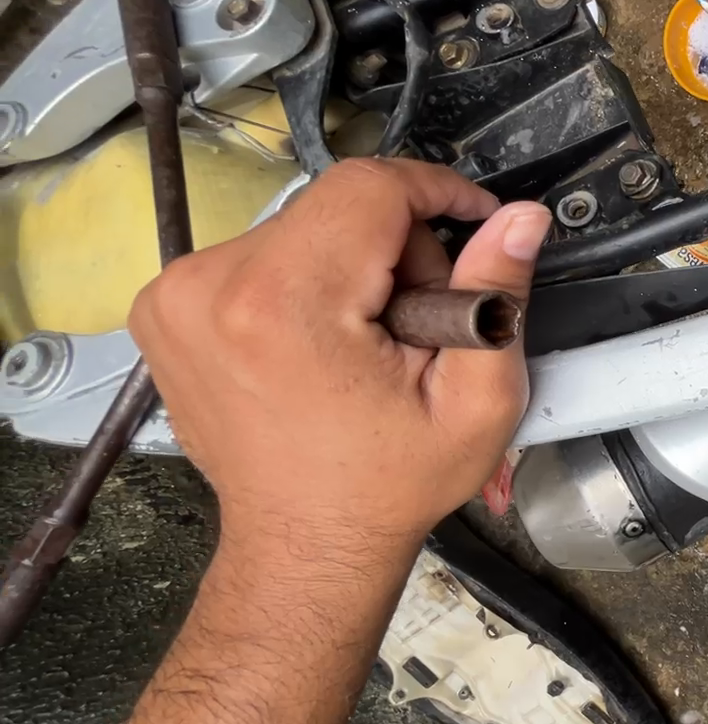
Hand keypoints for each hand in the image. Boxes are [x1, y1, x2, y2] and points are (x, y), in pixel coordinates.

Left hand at [128, 158, 552, 563]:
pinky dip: (323, 278)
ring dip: (367, 265)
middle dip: (408, 251)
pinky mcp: (170, 304)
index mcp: (285, 305)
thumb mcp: (480, 395)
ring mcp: (176, 294)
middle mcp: (208, 286)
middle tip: (429, 325)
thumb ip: (498, 294)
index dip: (441, 191)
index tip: (484, 220)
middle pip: (343, 208)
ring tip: (386, 339)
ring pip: (312, 226)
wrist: (311, 536)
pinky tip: (340, 337)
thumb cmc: (398, 478)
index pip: (369, 187)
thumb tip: (522, 219)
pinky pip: (273, 251)